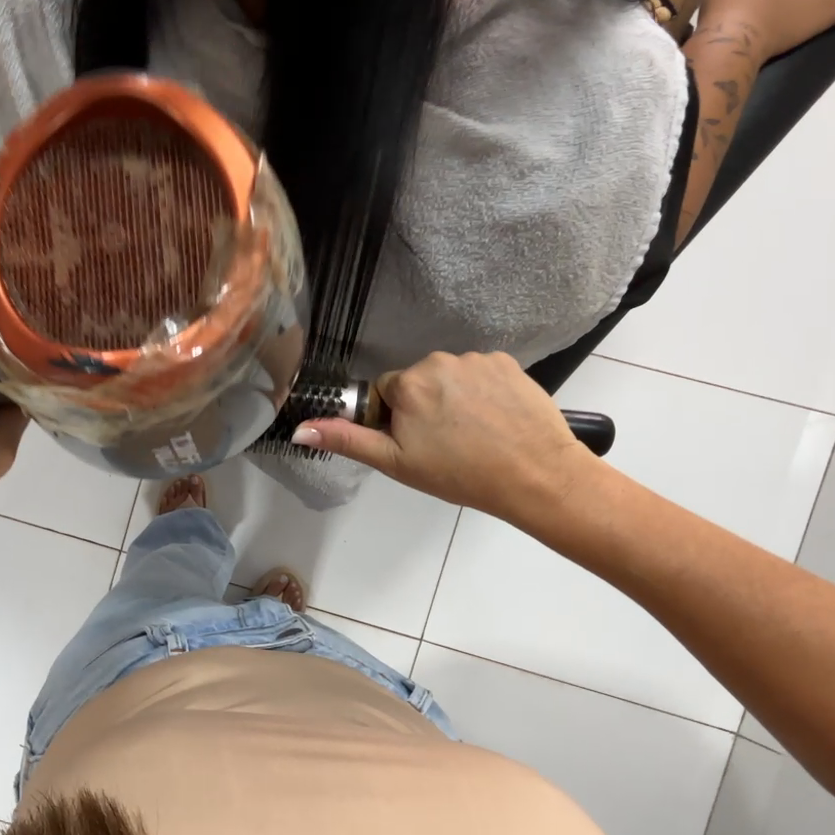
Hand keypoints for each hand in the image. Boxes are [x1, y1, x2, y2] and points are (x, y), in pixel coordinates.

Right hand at [291, 352, 594, 520]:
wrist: (535, 475)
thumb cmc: (459, 474)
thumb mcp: (395, 462)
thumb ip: (347, 439)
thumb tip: (299, 427)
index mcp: (408, 383)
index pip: (386, 392)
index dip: (395, 419)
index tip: (415, 444)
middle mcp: (439, 361)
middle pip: (417, 382)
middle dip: (423, 406)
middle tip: (444, 443)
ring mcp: (477, 359)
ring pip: (449, 378)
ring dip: (453, 399)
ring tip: (473, 434)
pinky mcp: (508, 362)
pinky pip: (479, 373)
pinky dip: (482, 392)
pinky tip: (494, 420)